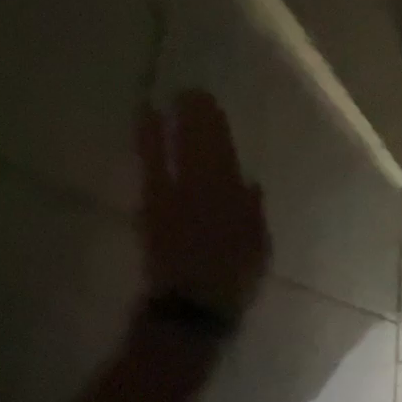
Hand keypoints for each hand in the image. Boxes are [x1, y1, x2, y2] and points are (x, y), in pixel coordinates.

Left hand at [137, 90, 269, 321]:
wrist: (191, 309)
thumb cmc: (234, 279)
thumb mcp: (258, 245)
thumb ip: (252, 212)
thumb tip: (248, 184)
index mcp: (231, 197)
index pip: (222, 152)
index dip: (215, 125)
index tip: (208, 101)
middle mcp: (201, 191)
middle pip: (197, 147)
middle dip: (193, 120)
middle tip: (189, 92)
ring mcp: (171, 199)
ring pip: (169, 156)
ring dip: (165, 130)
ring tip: (159, 106)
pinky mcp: (151, 212)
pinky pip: (149, 172)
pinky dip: (147, 150)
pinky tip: (143, 136)